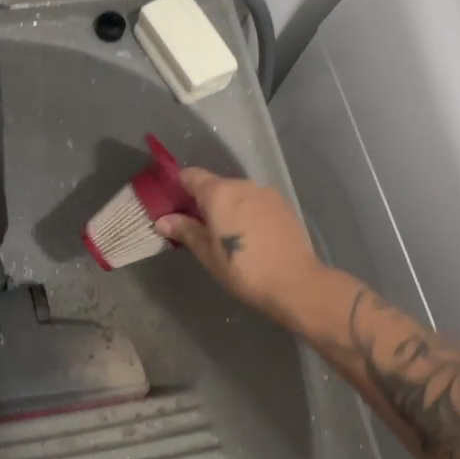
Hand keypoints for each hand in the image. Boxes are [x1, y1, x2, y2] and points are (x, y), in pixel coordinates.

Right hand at [155, 168, 327, 328]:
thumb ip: (185, 231)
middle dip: (202, 202)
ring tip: (224, 236)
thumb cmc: (243, 269)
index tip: (171, 206)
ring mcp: (266, 194)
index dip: (177, 187)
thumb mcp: (207, 253)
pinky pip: (255, 203)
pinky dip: (246, 213)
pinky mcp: (283, 206)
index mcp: (220, 193)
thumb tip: (163, 220)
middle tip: (196, 228)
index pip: (190, 175)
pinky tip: (248, 237)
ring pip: (237, 194)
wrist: (296, 283)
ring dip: (226, 208)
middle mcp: (243, 185)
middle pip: (215, 185)